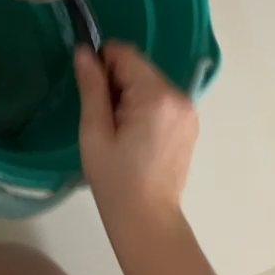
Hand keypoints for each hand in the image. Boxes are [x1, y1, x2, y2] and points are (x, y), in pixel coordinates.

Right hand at [74, 42, 198, 223]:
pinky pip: (162, 98)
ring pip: (150, 81)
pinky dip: (145, 105)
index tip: (91, 89)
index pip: (126, 54)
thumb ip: (91, 87)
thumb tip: (84, 52)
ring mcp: (188, 110)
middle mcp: (179, 96)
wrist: (148, 222)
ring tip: (119, 129)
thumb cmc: (116, 180)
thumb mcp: (95, 132)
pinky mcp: (190, 123)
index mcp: (156, 96)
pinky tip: (135, 135)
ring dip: (131, 94)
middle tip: (105, 117)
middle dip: (118, 82)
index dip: (104, 64)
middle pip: (140, 67)